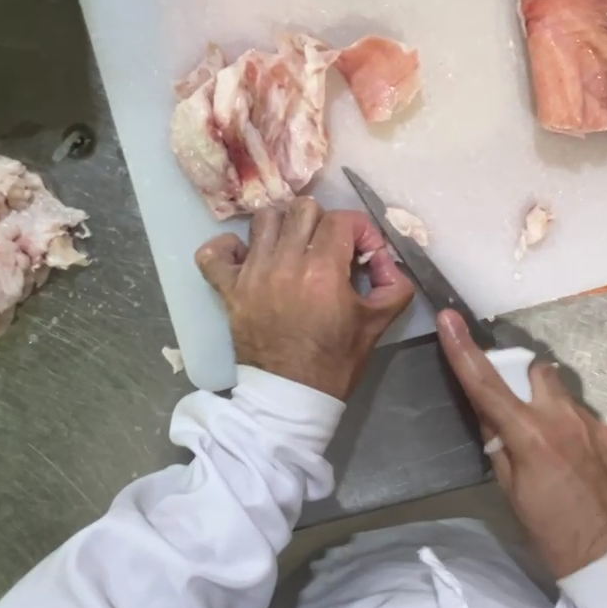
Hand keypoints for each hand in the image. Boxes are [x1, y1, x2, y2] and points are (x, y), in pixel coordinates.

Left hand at [195, 198, 415, 399]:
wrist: (292, 398)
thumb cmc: (335, 362)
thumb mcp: (377, 324)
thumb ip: (394, 285)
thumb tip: (385, 260)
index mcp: (323, 270)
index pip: (343, 220)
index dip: (360, 230)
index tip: (363, 252)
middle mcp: (285, 263)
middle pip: (303, 209)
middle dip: (323, 223)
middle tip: (329, 248)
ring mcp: (252, 274)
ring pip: (264, 219)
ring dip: (283, 227)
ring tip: (292, 248)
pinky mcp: (228, 289)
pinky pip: (212, 252)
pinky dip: (226, 248)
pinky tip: (246, 257)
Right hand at [437, 310, 606, 578]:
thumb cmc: (554, 536)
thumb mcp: (512, 494)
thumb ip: (499, 447)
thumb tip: (490, 416)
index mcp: (530, 435)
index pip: (486, 383)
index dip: (463, 349)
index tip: (449, 318)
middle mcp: (566, 419)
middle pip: (539, 372)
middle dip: (526, 382)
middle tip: (522, 412)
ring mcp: (599, 427)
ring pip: (568, 399)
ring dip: (555, 413)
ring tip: (558, 454)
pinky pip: (592, 425)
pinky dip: (580, 438)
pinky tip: (583, 470)